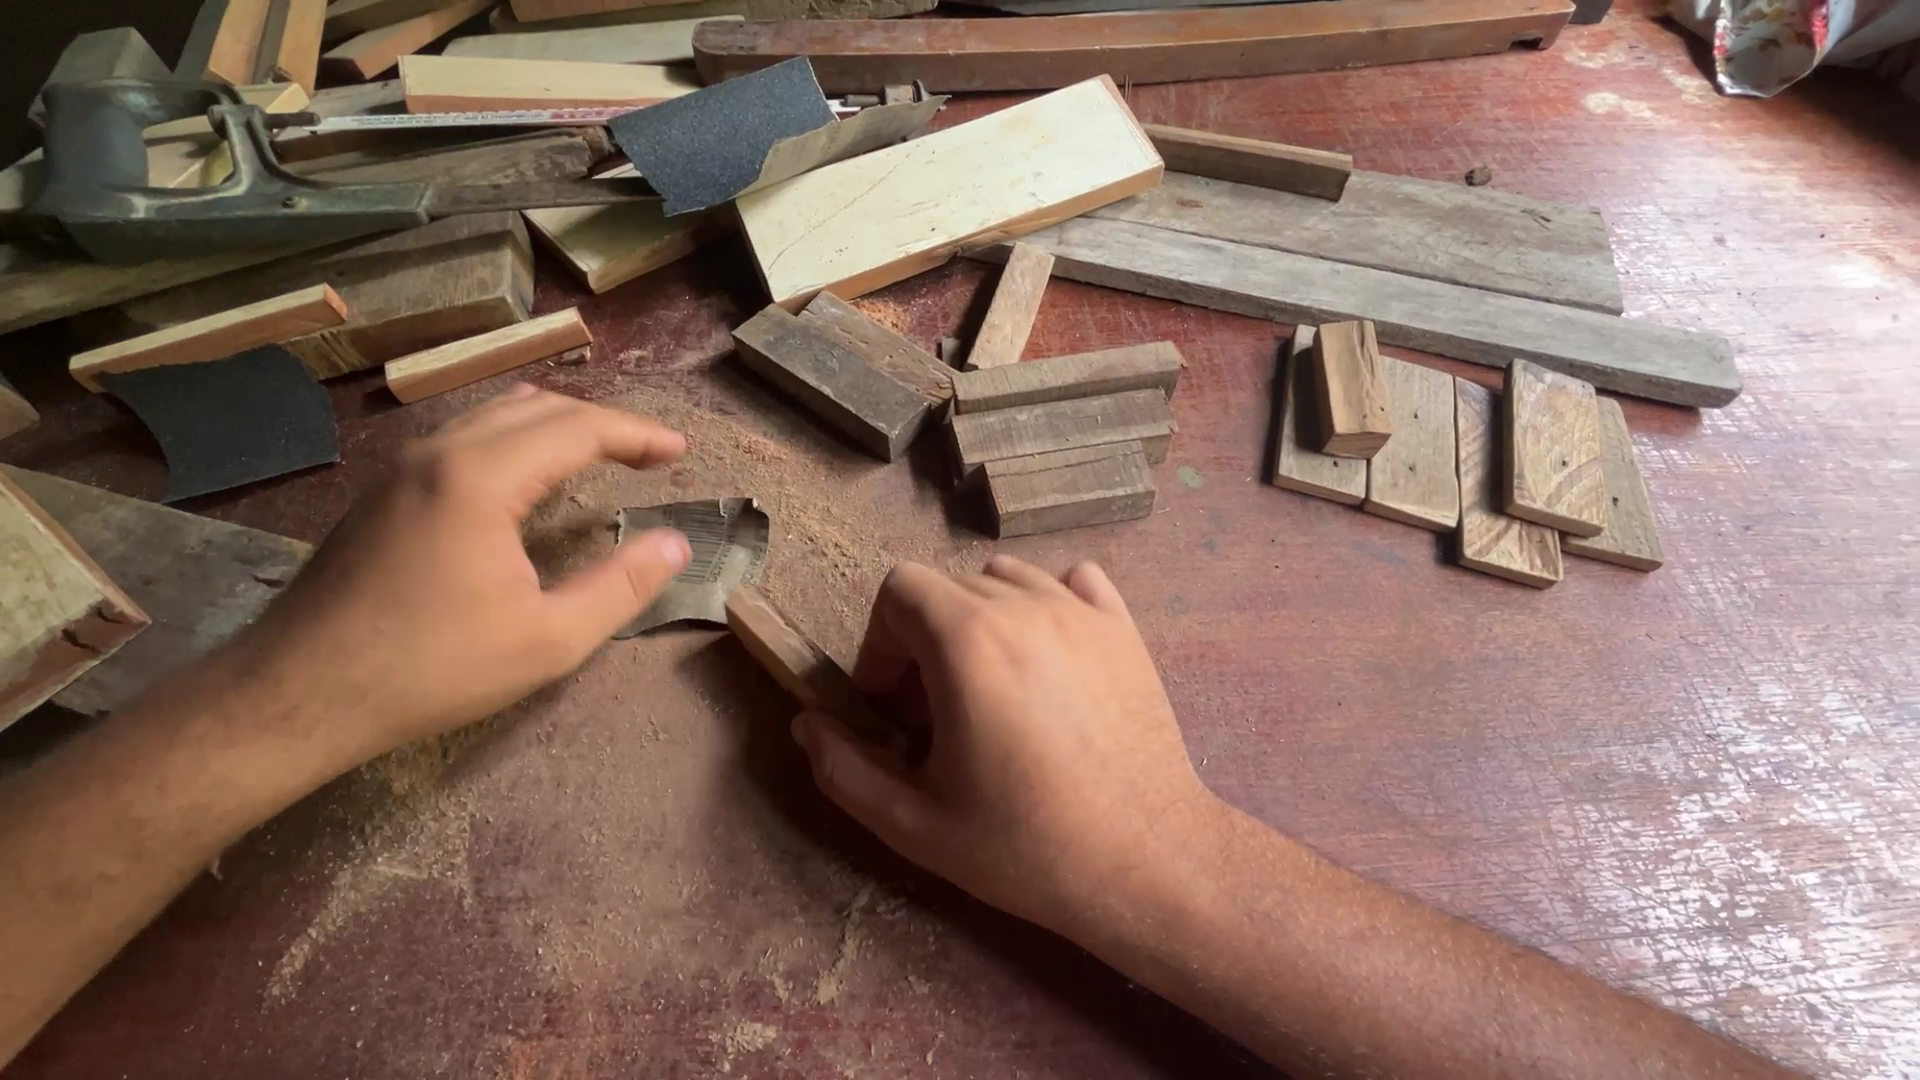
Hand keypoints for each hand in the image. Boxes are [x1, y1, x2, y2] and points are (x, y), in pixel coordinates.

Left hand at [232, 386, 689, 766]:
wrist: (295, 697)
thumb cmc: (433, 669)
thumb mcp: (550, 640)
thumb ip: (622, 586)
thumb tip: (675, 544)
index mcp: (482, 479)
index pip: (579, 429)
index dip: (638, 435)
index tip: (680, 452)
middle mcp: (441, 454)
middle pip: (540, 410)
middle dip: (606, 424)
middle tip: (653, 454)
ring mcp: (404, 469)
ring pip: (497, 416)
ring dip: (561, 426)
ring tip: (605, 452)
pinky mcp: (385, 492)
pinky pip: (468, 438)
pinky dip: (519, 439)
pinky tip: (532, 471)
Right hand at [789, 556, 1217, 936]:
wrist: (1147, 861)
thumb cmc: (1025, 845)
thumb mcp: (913, 823)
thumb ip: (844, 768)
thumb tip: (807, 723)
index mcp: (966, 640)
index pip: (898, 589)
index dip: (881, 644)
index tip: (895, 706)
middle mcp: (1023, 605)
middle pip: (946, 587)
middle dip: (925, 641)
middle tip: (940, 714)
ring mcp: (1080, 609)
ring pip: (1006, 579)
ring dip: (981, 619)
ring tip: (993, 685)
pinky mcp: (1123, 626)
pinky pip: (1073, 581)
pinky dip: (1048, 604)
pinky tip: (1051, 657)